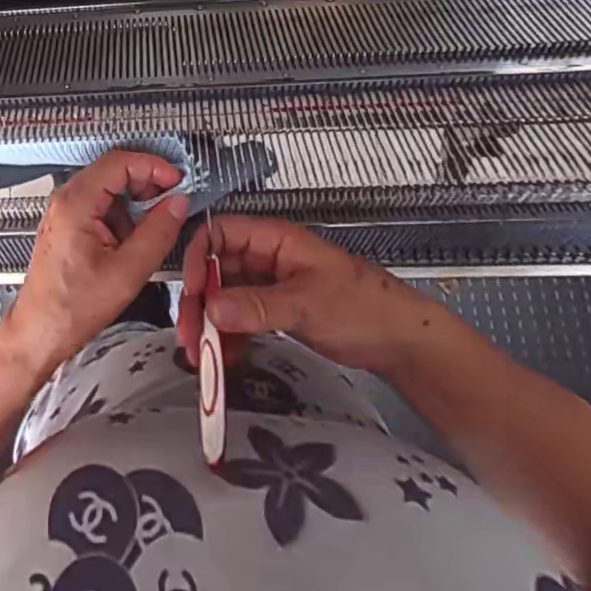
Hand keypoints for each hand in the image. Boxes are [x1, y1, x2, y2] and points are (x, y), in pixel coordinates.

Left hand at [0, 151, 188, 374]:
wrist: (39, 333)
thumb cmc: (71, 308)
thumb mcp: (128, 271)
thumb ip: (158, 232)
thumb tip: (178, 204)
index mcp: (76, 203)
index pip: (120, 162)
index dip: (154, 166)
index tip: (176, 180)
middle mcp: (66, 200)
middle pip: (114, 171)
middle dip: (148, 183)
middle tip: (172, 201)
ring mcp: (66, 212)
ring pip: (110, 189)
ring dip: (136, 202)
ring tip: (153, 228)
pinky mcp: (70, 225)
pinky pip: (102, 207)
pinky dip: (123, 216)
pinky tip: (133, 241)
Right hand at [176, 215, 446, 374]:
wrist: (400, 341)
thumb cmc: (364, 307)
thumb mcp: (308, 305)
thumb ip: (258, 306)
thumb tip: (212, 307)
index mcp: (275, 240)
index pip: (220, 232)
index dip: (199, 257)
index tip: (190, 291)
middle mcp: (268, 257)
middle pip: (216, 268)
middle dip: (199, 300)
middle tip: (190, 335)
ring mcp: (271, 284)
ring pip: (225, 295)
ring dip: (210, 322)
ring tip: (202, 356)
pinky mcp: (275, 309)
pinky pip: (240, 316)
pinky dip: (229, 335)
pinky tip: (226, 357)